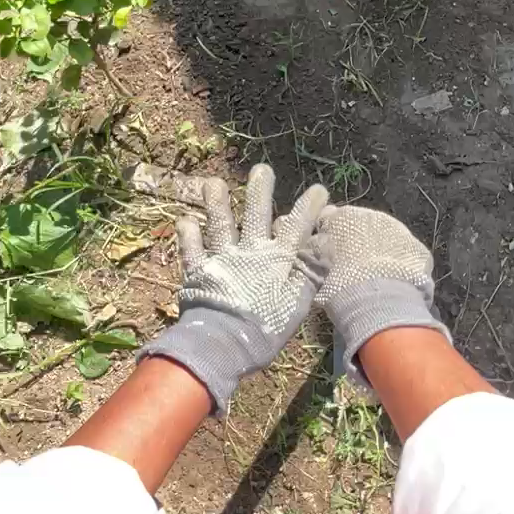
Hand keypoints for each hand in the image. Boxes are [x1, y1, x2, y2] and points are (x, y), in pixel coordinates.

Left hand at [137, 164, 329, 413]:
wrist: (224, 344)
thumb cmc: (266, 328)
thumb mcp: (298, 303)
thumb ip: (311, 272)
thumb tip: (328, 243)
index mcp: (277, 260)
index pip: (297, 227)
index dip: (308, 208)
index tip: (318, 189)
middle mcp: (250, 252)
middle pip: (256, 216)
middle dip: (260, 192)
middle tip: (261, 169)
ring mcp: (223, 259)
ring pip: (221, 225)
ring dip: (217, 204)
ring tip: (212, 183)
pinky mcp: (200, 272)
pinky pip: (192, 250)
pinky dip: (188, 236)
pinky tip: (185, 220)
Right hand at [302, 207, 446, 376]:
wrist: (378, 297)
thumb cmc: (339, 280)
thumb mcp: (314, 264)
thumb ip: (313, 249)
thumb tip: (312, 243)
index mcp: (342, 216)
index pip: (330, 219)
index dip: (329, 236)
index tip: (329, 252)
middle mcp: (371, 215)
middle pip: (360, 226)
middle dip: (357, 241)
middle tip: (353, 267)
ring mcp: (398, 229)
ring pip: (385, 237)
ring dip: (380, 251)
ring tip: (376, 278)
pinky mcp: (417, 247)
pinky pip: (405, 254)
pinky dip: (401, 264)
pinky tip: (395, 282)